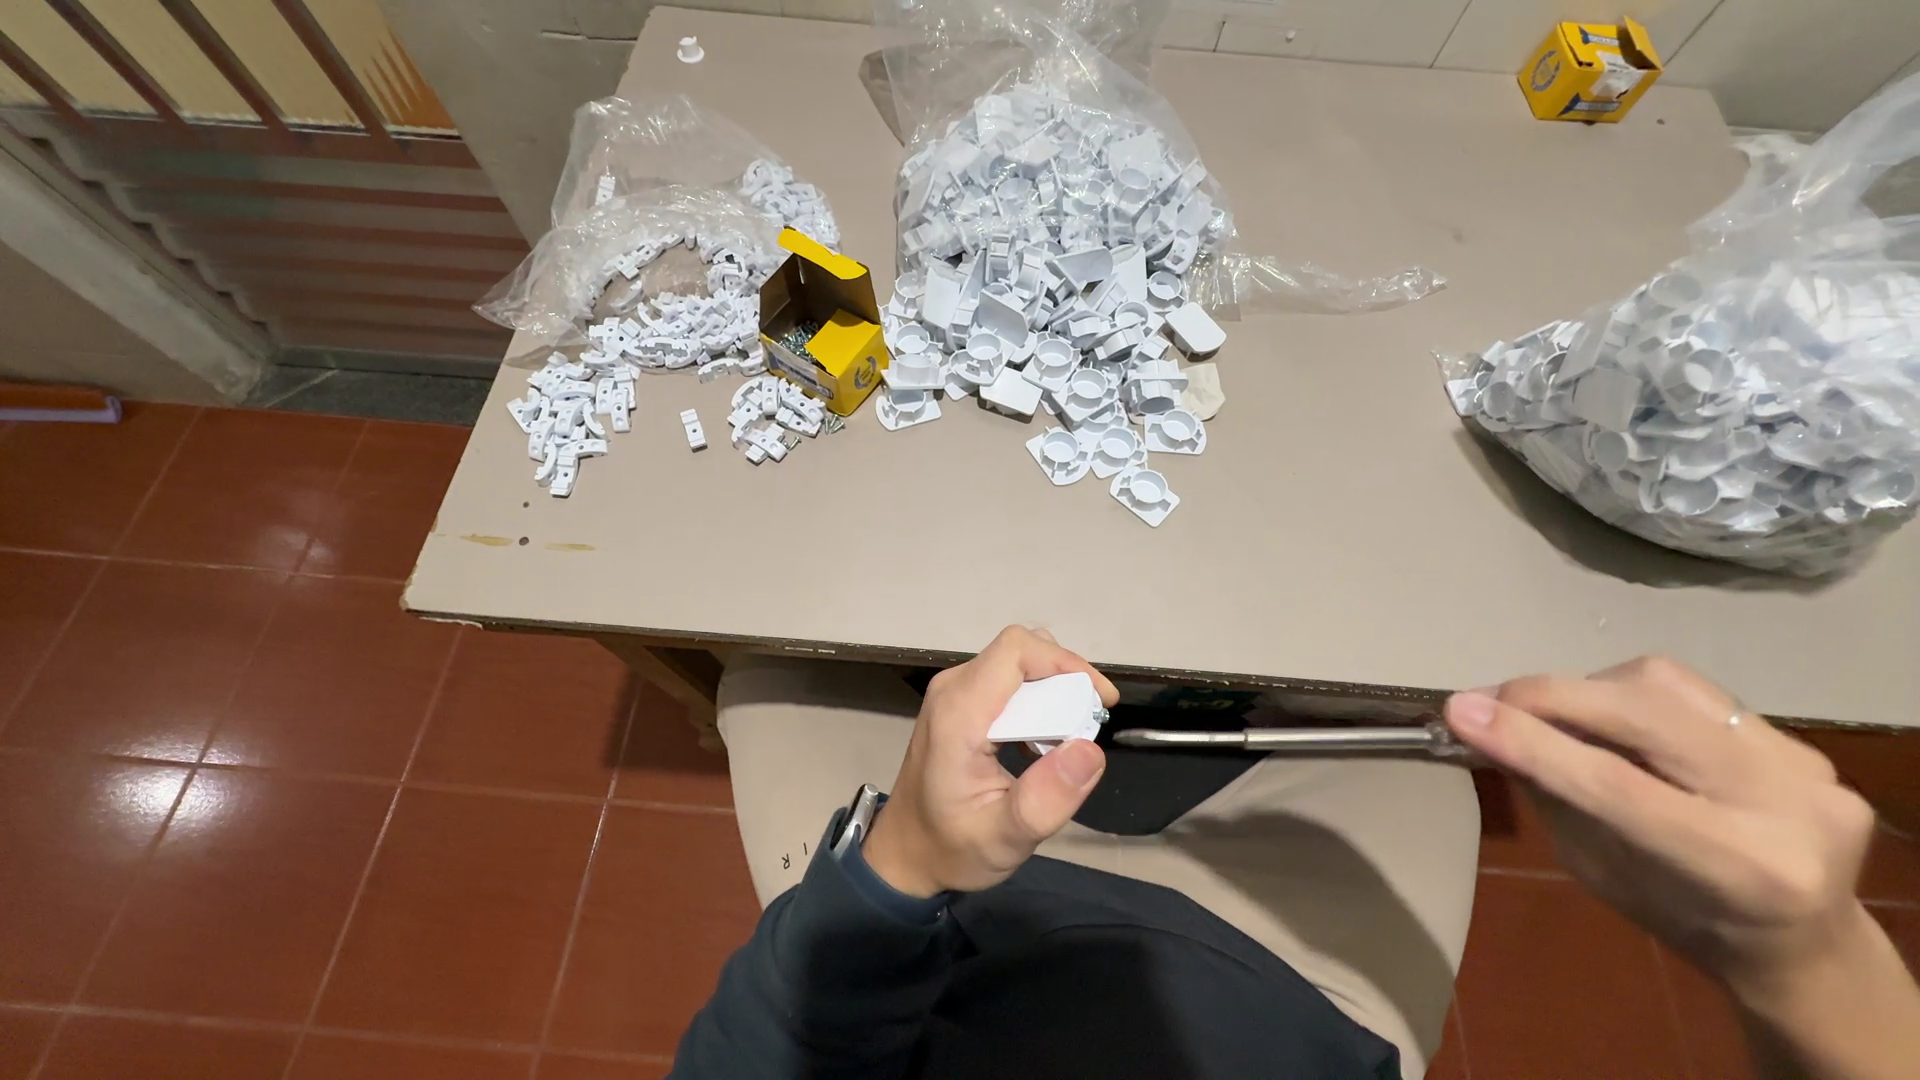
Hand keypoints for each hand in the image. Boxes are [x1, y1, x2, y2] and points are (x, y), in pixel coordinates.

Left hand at [862, 626, 1117, 897]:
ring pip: (1017, 662)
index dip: (1065, 663)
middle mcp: (953, 689)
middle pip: (1020, 652)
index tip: (1100, 701)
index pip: (1016, 651)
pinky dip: (1037, 698)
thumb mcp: (1004, 840)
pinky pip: (1007, 679)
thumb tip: (1090, 750)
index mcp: (959, 713)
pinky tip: (1046, 740)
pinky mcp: (959, 701)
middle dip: (1066, 680)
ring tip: (1073, 735)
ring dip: (1054, 689)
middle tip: (1090, 725)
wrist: (904, 854)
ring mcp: (953, 692)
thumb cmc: (950, 848)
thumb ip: (1046, 799)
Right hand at [1447, 658, 1919, 1079]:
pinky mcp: (1801, 741)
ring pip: (1660, 685)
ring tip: (1552, 716)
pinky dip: (1624, 691)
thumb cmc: (1673, 916)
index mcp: (1738, 867)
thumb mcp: (1594, 867)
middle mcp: (1787, 808)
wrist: (1797, 938)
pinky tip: (1610, 717)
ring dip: (1583, 691)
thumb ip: (1550, 792)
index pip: (1613, 784)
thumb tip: (1479, 725)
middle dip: (1547, 697)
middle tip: (1482, 701)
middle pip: (1642, 716)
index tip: (1455, 710)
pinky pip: (1686, 687)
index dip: (1529, 741)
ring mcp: (1803, 766)